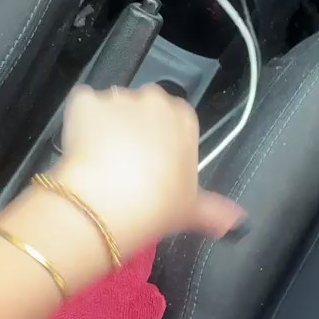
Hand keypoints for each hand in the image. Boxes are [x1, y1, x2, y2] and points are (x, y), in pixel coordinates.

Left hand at [47, 85, 244, 257]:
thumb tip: (238, 221)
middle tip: (127, 163)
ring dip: (106, 124)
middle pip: (143, 108)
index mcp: (184, 118)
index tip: (154, 164)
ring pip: (111, 106)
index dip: (162, 141)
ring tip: (100, 159)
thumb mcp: (191, 210)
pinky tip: (80, 148)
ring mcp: (116, 97)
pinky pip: (82, 105)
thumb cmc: (158, 205)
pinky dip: (79, 122)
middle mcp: (153, 99)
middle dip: (135, 127)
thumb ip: (215, 210)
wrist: (108, 203)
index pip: (175, 119)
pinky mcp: (85, 101)